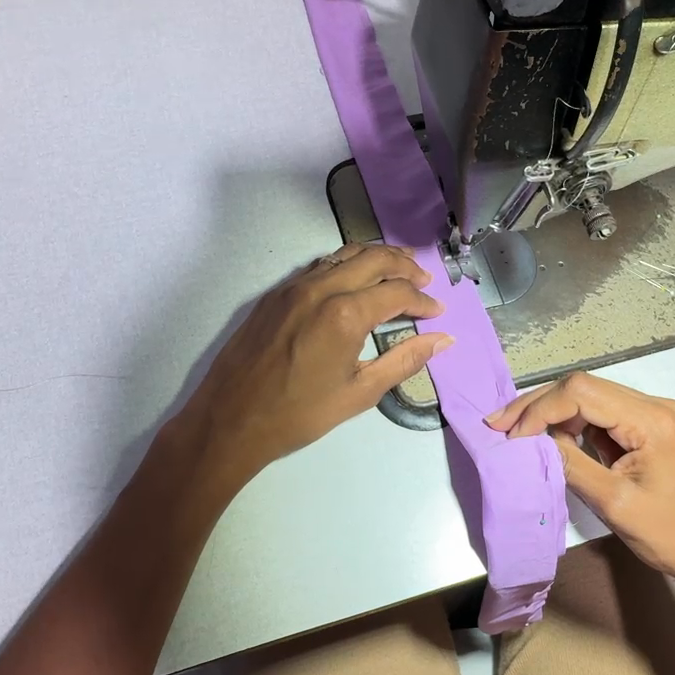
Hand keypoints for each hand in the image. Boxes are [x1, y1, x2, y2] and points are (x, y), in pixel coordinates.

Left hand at [175, 244, 452, 481]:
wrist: (231, 420)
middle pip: (374, 258)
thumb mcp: (359, 393)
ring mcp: (294, 286)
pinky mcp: (275, 293)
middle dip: (405, 265)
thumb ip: (404, 360)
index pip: (397, 291)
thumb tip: (443, 340)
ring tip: (397, 271)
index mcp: (345, 314)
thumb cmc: (299, 414)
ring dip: (375, 258)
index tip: (437, 312)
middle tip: (425, 278)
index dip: (423, 300)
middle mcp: (321, 288)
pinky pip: (319, 266)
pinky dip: (345, 265)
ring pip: (344, 254)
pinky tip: (353, 281)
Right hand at [486, 373, 674, 641]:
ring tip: (515, 432)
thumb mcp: (614, 503)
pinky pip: (603, 416)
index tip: (512, 437)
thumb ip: (571, 463)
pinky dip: (572, 425)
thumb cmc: (672, 536)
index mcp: (652, 420)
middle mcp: (655, 406)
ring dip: (552, 414)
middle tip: (498, 425)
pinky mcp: (651, 429)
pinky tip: (547, 437)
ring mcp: (655, 415)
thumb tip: (532, 440)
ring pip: (590, 399)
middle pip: (584, 388)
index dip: (540, 409)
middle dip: (538, 406)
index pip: (581, 393)